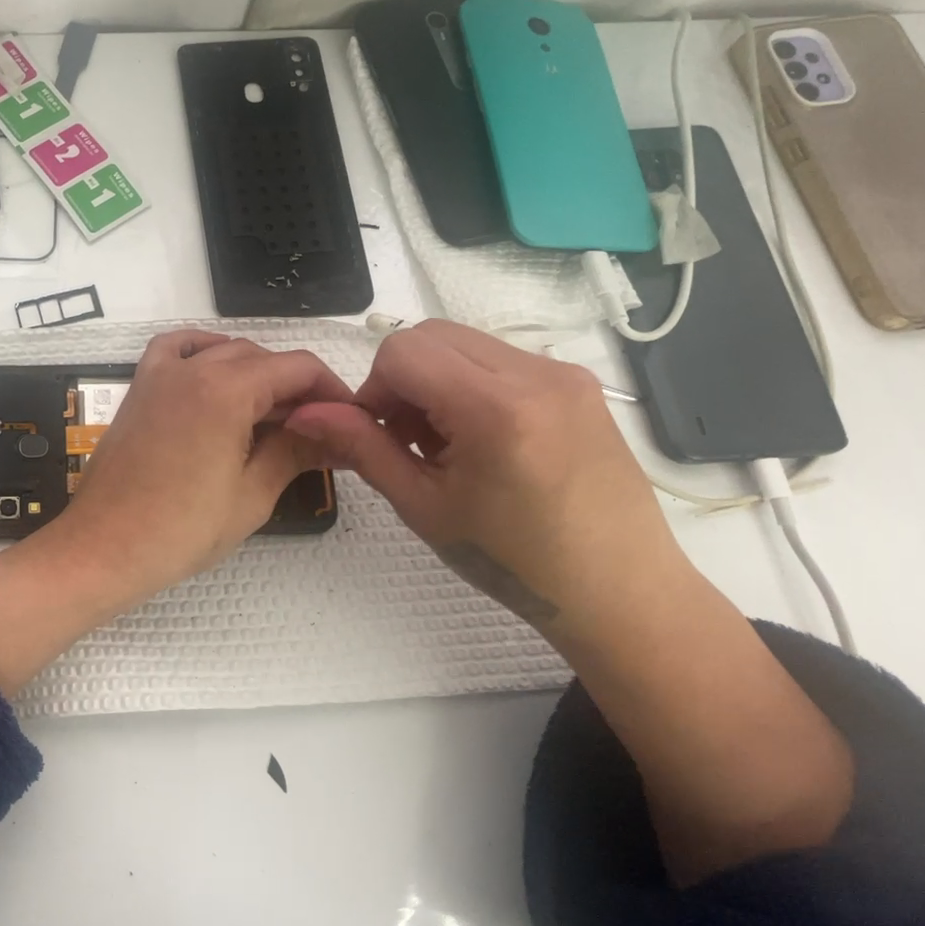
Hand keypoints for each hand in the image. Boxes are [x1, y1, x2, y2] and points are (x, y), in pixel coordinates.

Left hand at [0, 330, 349, 695]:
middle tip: (317, 431)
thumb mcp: (251, 495)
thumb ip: (296, 451)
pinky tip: (215, 378)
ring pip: (220, 352)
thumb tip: (337, 434)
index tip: (350, 421)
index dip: (331, 391)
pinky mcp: (137, 391)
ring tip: (271, 415)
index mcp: (225, 390)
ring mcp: (158, 376)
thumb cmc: (179, 531)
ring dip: (254, 373)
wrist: (104, 549)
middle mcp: (191, 369)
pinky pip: (174, 351)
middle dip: (296, 387)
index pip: (297, 367)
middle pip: (260, 358)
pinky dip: (201, 353)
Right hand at [284, 319, 682, 626]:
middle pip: (432, 336)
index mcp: (496, 408)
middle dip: (403, 380)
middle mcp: (536, 374)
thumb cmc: (513, 560)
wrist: (618, 589)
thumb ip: (362, 447)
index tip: (380, 436)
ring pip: (465, 345)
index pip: (402, 351)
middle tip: (409, 440)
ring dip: (436, 381)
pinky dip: (471, 386)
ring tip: (447, 445)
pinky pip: (500, 360)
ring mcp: (564, 374)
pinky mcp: (579, 384)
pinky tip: (481, 441)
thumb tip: (306, 412)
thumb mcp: (422, 505)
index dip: (374, 388)